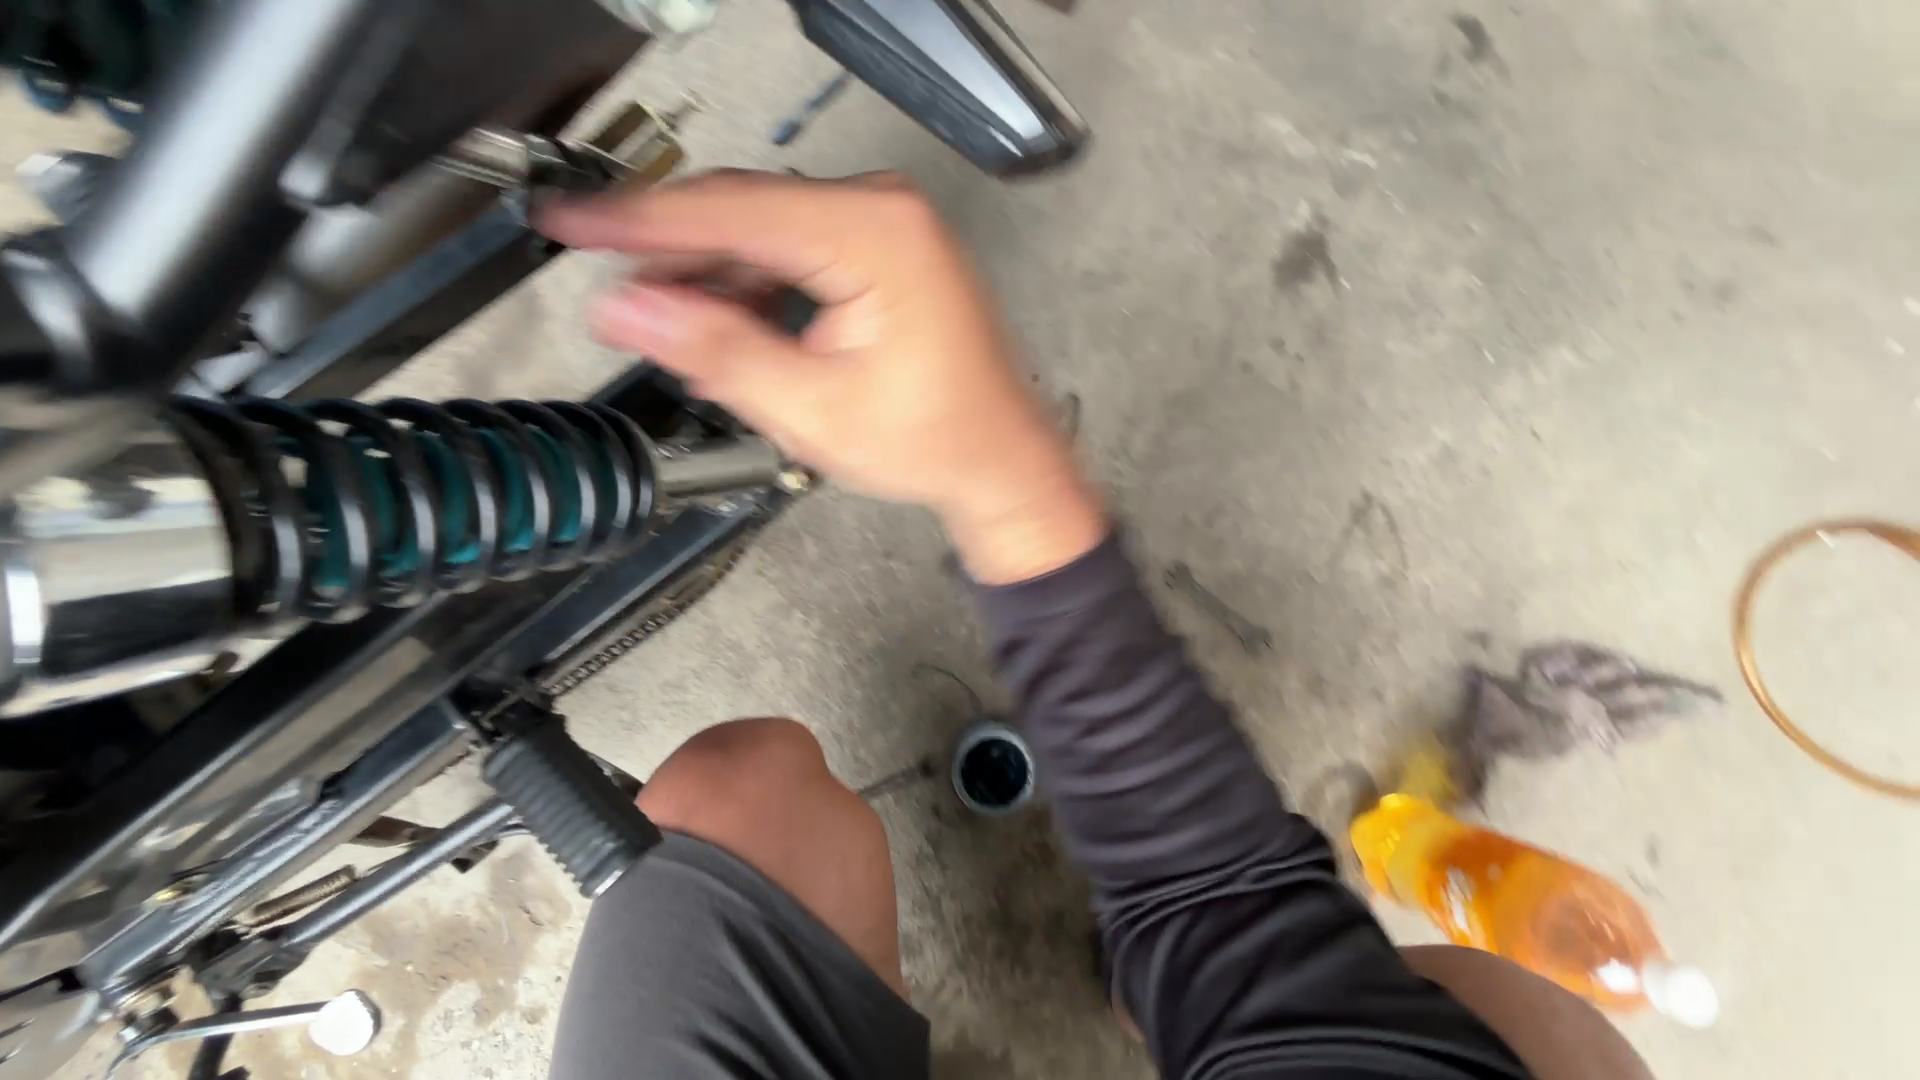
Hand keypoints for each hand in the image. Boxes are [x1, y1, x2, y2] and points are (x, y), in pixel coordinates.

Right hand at [538, 171, 1105, 582]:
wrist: (997, 459)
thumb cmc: (936, 439)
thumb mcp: (812, 409)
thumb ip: (717, 351)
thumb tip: (631, 309)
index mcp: (875, 235)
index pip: (728, 210)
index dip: (636, 222)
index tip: (570, 225)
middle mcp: (885, 212)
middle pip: (743, 212)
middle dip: (672, 255)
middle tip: (614, 293)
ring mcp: (887, 227)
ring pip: (764, 232)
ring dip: (711, 277)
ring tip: (673, 332)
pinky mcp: (882, 251)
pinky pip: (796, 251)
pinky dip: (754, 286)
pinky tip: (727, 327)